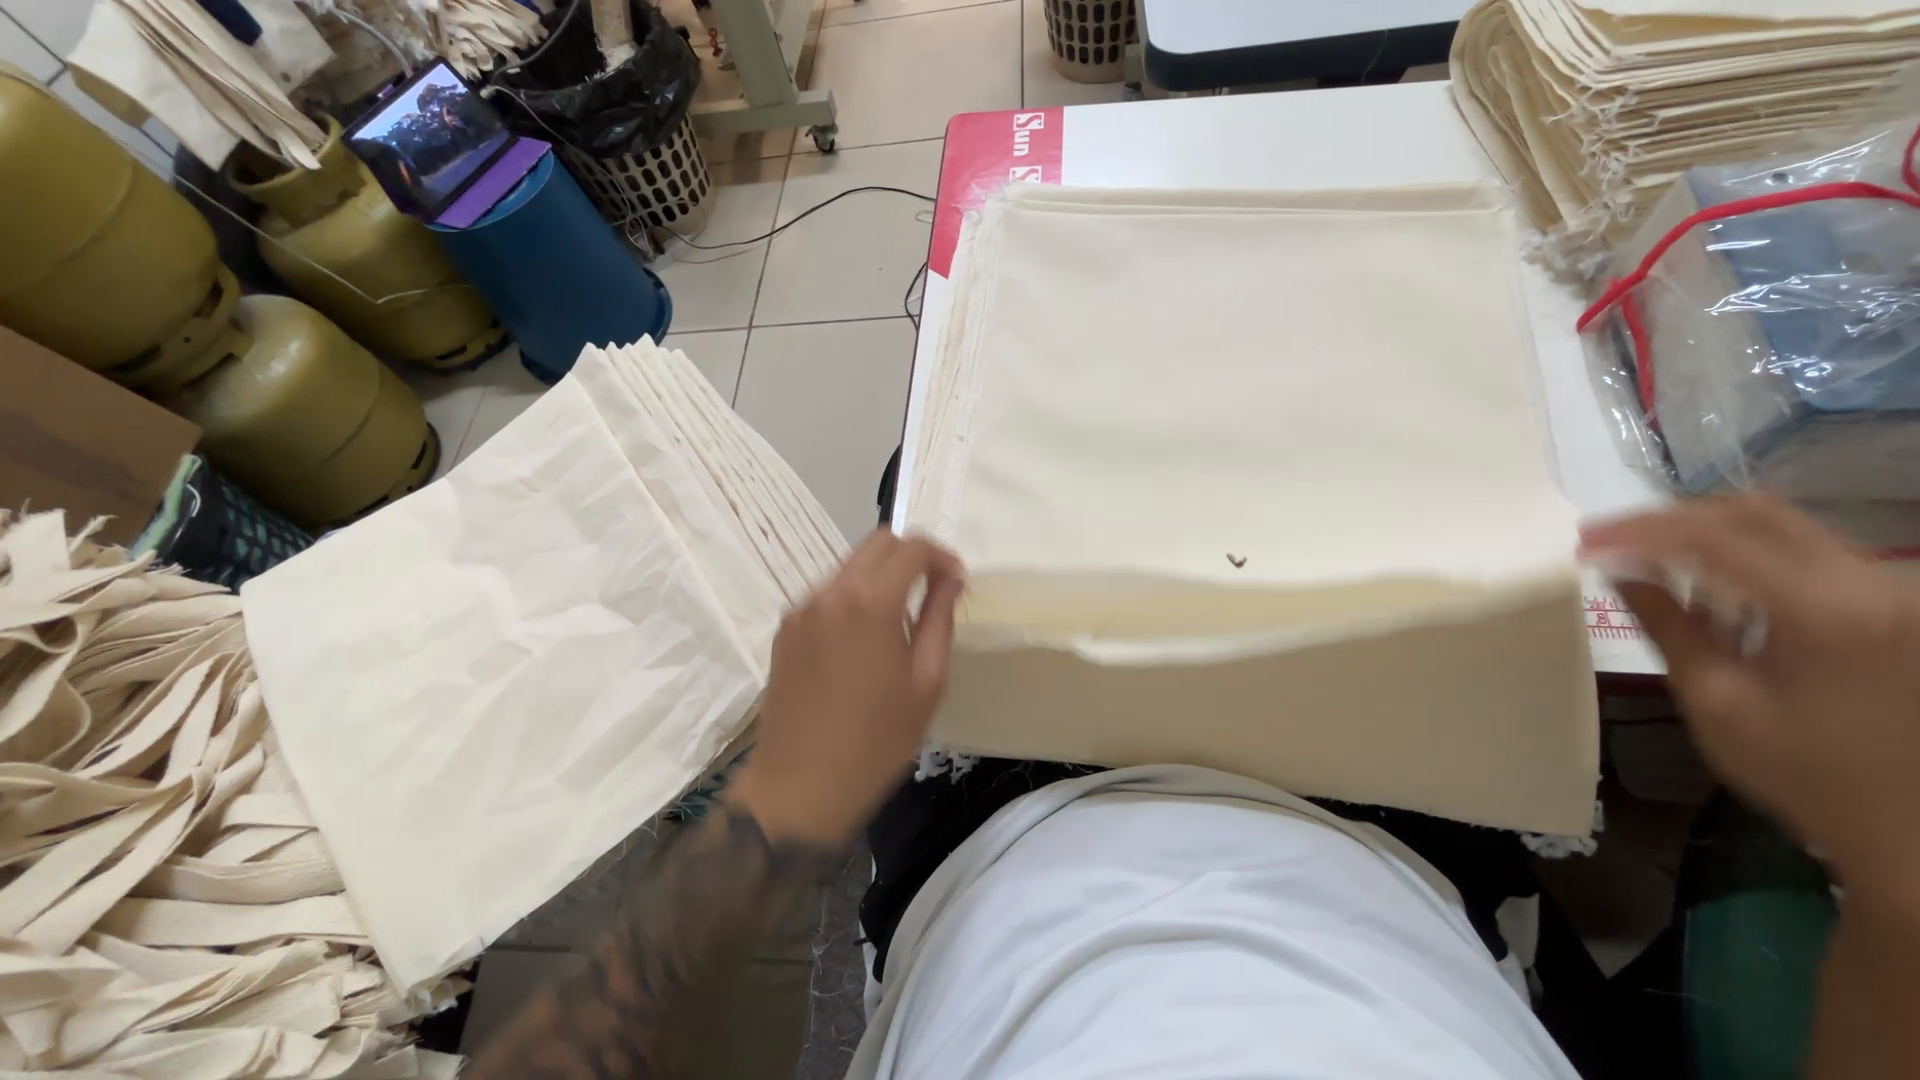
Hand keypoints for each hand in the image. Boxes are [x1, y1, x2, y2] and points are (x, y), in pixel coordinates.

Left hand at [730, 530, 965, 846]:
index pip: (911, 547)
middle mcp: (830, 592)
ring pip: (850, 566)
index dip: (941, 556)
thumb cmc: (877, 741)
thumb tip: (950, 579)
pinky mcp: (785, 629)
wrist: (801, 786)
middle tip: (934, 589)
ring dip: (881, 577)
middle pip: (877, 543)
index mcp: (870, 603)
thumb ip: (940, 618)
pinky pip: (828, 595)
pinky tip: (865, 642)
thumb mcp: (927, 682)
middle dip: (911, 555)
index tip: (957, 580)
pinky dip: (854, 599)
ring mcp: (801, 609)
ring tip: (901, 621)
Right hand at [1582, 496, 1919, 901]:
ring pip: (1782, 526)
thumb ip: (1667, 624)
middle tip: (1609, 542)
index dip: (1639, 532)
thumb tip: (1619, 570)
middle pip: (1754, 515)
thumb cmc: (1804, 775)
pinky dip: (1744, 555)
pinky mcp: (1892, 604)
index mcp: (1824, 612)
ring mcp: (1890, 592)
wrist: (1913, 828)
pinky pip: (1806, 552)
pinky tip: (1707, 584)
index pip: (1713, 539)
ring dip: (1706, 534)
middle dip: (1671, 520)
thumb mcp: (1716, 701)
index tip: (1583, 544)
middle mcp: (1870, 584)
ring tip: (1647, 560)